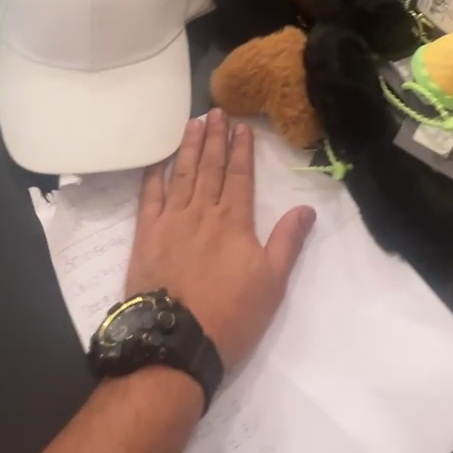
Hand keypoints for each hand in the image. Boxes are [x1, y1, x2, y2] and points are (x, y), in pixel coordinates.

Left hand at [126, 110, 316, 368]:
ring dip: (189, 146)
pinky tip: (159, 157)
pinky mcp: (146, 234)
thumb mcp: (271, 284)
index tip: (241, 126)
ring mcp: (171, 220)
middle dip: (215, 138)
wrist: (175, 341)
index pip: (240, 176)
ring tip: (193, 122)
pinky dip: (155, 173)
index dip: (241, 150)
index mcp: (234, 222)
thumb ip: (287, 242)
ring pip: (183, 173)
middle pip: (210, 167)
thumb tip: (306, 208)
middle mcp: (202, 212)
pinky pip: (150, 195)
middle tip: (216, 111)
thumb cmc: (230, 316)